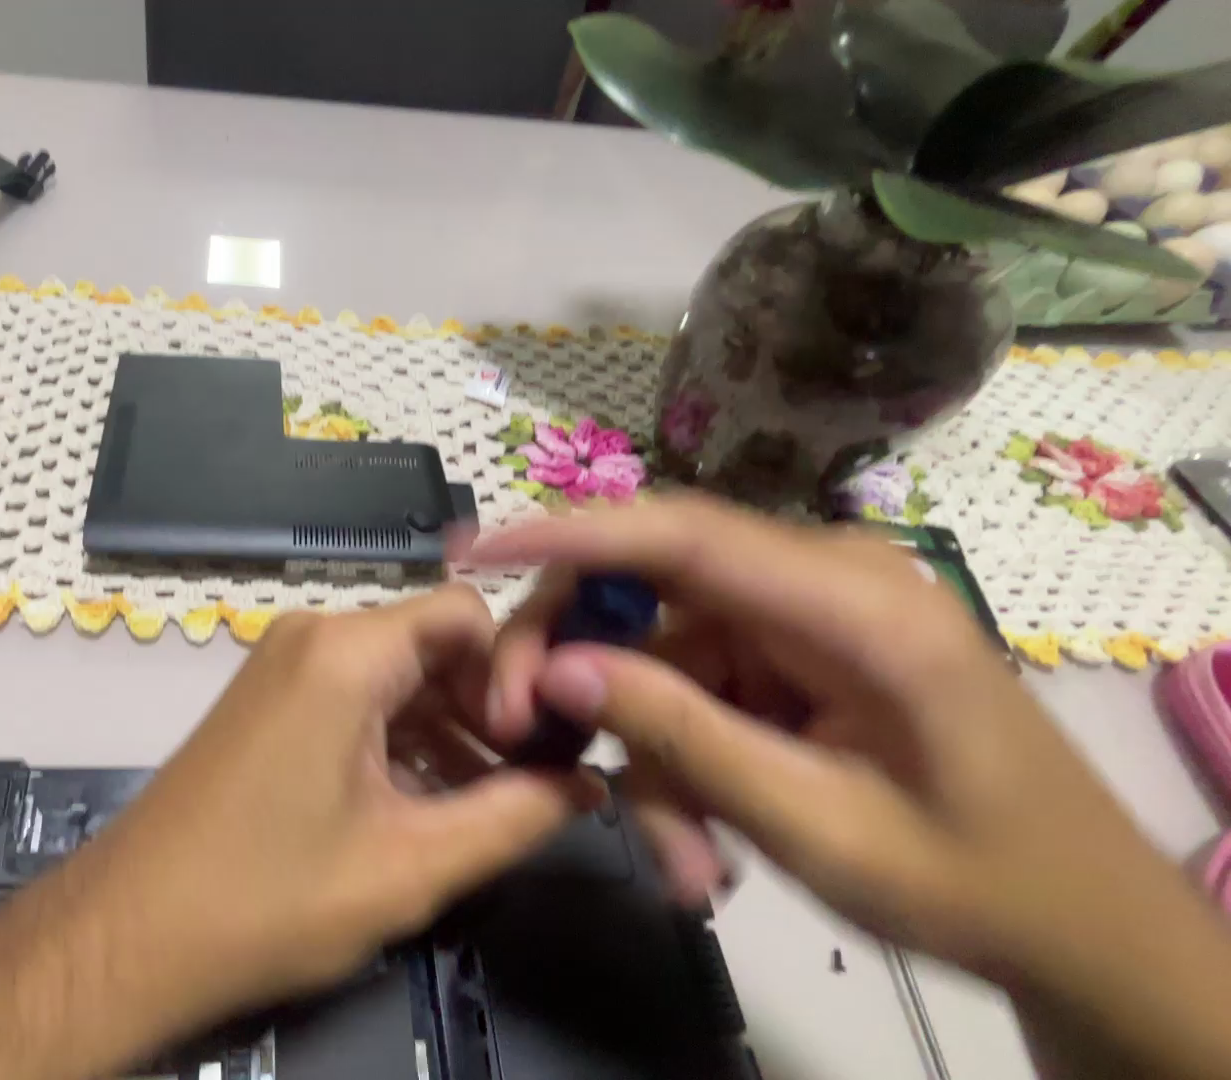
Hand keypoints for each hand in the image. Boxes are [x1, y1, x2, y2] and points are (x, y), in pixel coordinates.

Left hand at [93, 585, 584, 1007]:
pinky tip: (430, 800)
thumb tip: (590, 783)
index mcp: (347, 652)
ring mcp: (284, 665)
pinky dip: (401, 737)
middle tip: (531, 782)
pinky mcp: (270, 700)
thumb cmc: (269, 897)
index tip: (539, 747)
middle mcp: (313, 636)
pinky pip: (357, 697)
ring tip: (492, 802)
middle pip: (434, 643)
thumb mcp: (412, 864)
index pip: (468, 614)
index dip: (516, 673)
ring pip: (398, 674)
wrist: (131, 931)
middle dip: (488, 706)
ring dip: (449, 729)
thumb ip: (516, 815)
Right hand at [467, 495, 1230, 1079]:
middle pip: (645, 585)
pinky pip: (687, 685)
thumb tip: (556, 670)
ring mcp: (796, 617)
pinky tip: (704, 840)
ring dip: (644, 749)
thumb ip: (681, 736)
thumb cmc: (977, 883)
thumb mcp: (816, 825)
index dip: (569, 534)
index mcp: (855, 604)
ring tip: (681, 857)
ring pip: (656, 651)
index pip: (682, 536)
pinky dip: (676, 759)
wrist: (1084, 934)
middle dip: (576, 662)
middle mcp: (818, 584)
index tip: (475, 549)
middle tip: (520, 733)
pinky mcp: (782, 653)